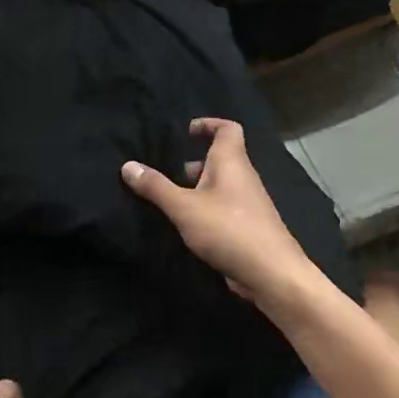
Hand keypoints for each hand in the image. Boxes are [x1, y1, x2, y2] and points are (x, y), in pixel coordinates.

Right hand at [121, 118, 319, 306]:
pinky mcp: (246, 227)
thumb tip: (128, 165)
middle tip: (165, 172)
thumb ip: (156, 187)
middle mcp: (242, 178)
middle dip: (193, 163)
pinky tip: (186, 225)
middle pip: (219, 159)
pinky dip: (204, 210)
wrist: (270, 272)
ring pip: (219, 187)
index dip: (208, 124)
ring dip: (196, 189)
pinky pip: (222, 209)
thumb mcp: (184, 208)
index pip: (227, 129)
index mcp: (232, 162)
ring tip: (169, 200)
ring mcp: (248, 204)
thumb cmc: (228, 230)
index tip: (185, 132)